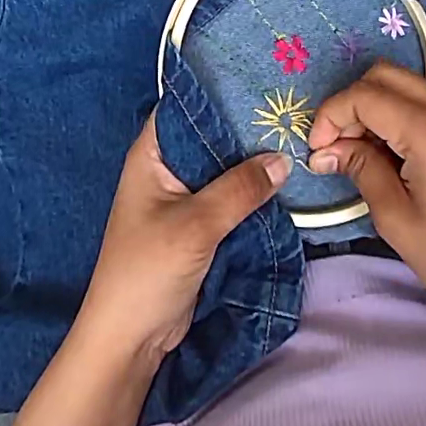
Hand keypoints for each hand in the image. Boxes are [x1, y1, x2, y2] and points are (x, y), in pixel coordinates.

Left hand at [78, 114, 291, 355]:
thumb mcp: (196, 225)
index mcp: (151, 155)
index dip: (220, 93)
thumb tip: (283, 159)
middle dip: (244, 128)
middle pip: (210, 136)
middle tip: (289, 112)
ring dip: (251, 161)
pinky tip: (282, 178)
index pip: (187, 107)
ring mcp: (182, 196)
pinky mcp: (197, 222)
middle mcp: (166, 168)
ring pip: (222, 167)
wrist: (131, 339)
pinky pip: (228, 195)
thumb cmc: (148, 270)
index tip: (261, 85)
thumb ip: (240, 189)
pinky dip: (250, 189)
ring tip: (294, 139)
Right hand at [308, 63, 425, 360]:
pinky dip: (396, 113)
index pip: (364, 96)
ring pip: (403, 83)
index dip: (330, 116)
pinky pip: (423, 100)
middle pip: (383, 75)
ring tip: (359, 152)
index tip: (319, 152)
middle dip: (349, 103)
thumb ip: (360, 169)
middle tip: (336, 147)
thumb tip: (327, 150)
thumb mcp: (397, 220)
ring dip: (373, 107)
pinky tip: (389, 151)